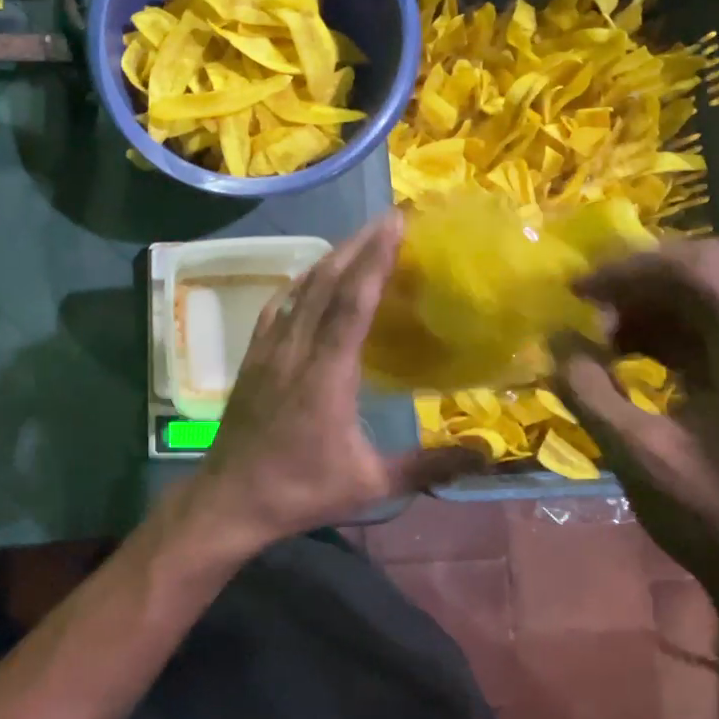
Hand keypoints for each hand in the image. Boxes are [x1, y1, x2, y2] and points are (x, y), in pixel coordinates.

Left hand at [195, 213, 464, 547]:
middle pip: (324, 283)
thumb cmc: (300, 491)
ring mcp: (267, 351)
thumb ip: (429, 467)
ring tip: (359, 241)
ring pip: (297, 290)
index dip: (374, 259)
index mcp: (325, 375)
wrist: (230, 499)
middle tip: (388, 219)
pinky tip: (309, 280)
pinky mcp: (251, 359)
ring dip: (329, 260)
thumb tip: (488, 453)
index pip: (351, 303)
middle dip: (357, 246)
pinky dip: (298, 285)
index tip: (396, 224)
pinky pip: (276, 308)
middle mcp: (293, 350)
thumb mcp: (371, 484)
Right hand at [552, 240, 718, 699]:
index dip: (630, 268)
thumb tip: (555, 340)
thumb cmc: (717, 524)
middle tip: (584, 307)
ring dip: (655, 302)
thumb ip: (588, 389)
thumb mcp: (637, 456)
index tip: (575, 292)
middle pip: (715, 269)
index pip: (703, 269)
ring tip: (601, 334)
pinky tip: (631, 354)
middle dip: (640, 279)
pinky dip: (674, 327)